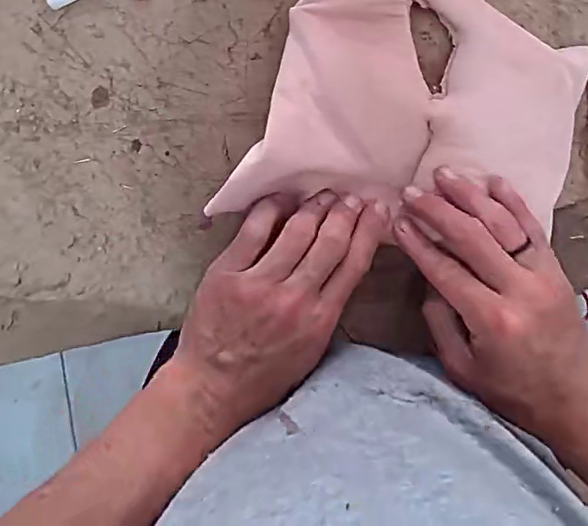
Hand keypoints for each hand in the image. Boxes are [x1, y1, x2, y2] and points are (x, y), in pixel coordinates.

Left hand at [160, 191, 387, 436]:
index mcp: (320, 318)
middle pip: (331, 239)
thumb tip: (351, 255)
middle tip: (352, 197)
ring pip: (298, 228)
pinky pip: (255, 228)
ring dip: (317, 205)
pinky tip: (284, 198)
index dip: (370, 228)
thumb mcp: (314, 345)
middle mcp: (294, 298)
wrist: (209, 392)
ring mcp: (258, 284)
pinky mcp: (226, 274)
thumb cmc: (266, 373)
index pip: (355, 261)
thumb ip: (332, 300)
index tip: (378, 208)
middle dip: (346, 211)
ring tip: (324, 195)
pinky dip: (273, 206)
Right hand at [391, 168, 587, 443]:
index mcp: (493, 320)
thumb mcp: (464, 369)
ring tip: (445, 175)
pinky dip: (513, 200)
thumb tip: (428, 275)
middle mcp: (519, 289)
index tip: (399, 220)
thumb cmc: (513, 391)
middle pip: (472, 237)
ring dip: (470, 195)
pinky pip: (532, 225)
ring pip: (502, 223)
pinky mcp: (556, 265)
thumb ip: (441, 322)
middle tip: (412, 191)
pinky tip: (493, 180)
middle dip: (438, 211)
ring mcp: (542, 273)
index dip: (419, 243)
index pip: (446, 271)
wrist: (576, 396)